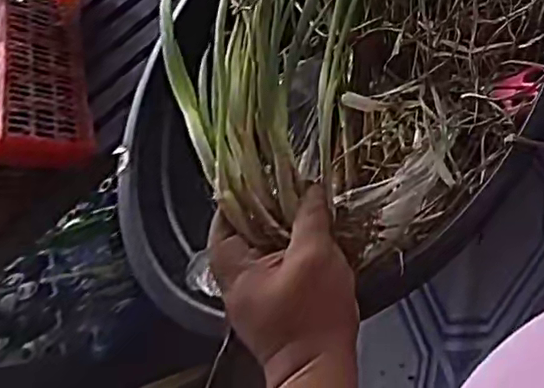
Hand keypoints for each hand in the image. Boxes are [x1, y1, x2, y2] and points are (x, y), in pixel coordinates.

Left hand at [209, 187, 358, 387]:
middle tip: (286, 185)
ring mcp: (259, 299)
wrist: (322, 365)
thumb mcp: (315, 253)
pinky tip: (313, 233)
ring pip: (263, 251)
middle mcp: (241, 289)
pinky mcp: (278, 304)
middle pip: (243, 238)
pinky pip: (279, 264)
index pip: (221, 232)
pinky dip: (292, 244)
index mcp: (239, 276)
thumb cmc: (313, 314)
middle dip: (264, 210)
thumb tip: (311, 189)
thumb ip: (310, 217)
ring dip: (281, 227)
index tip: (252, 177)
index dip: (234, 202)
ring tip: (303, 203)